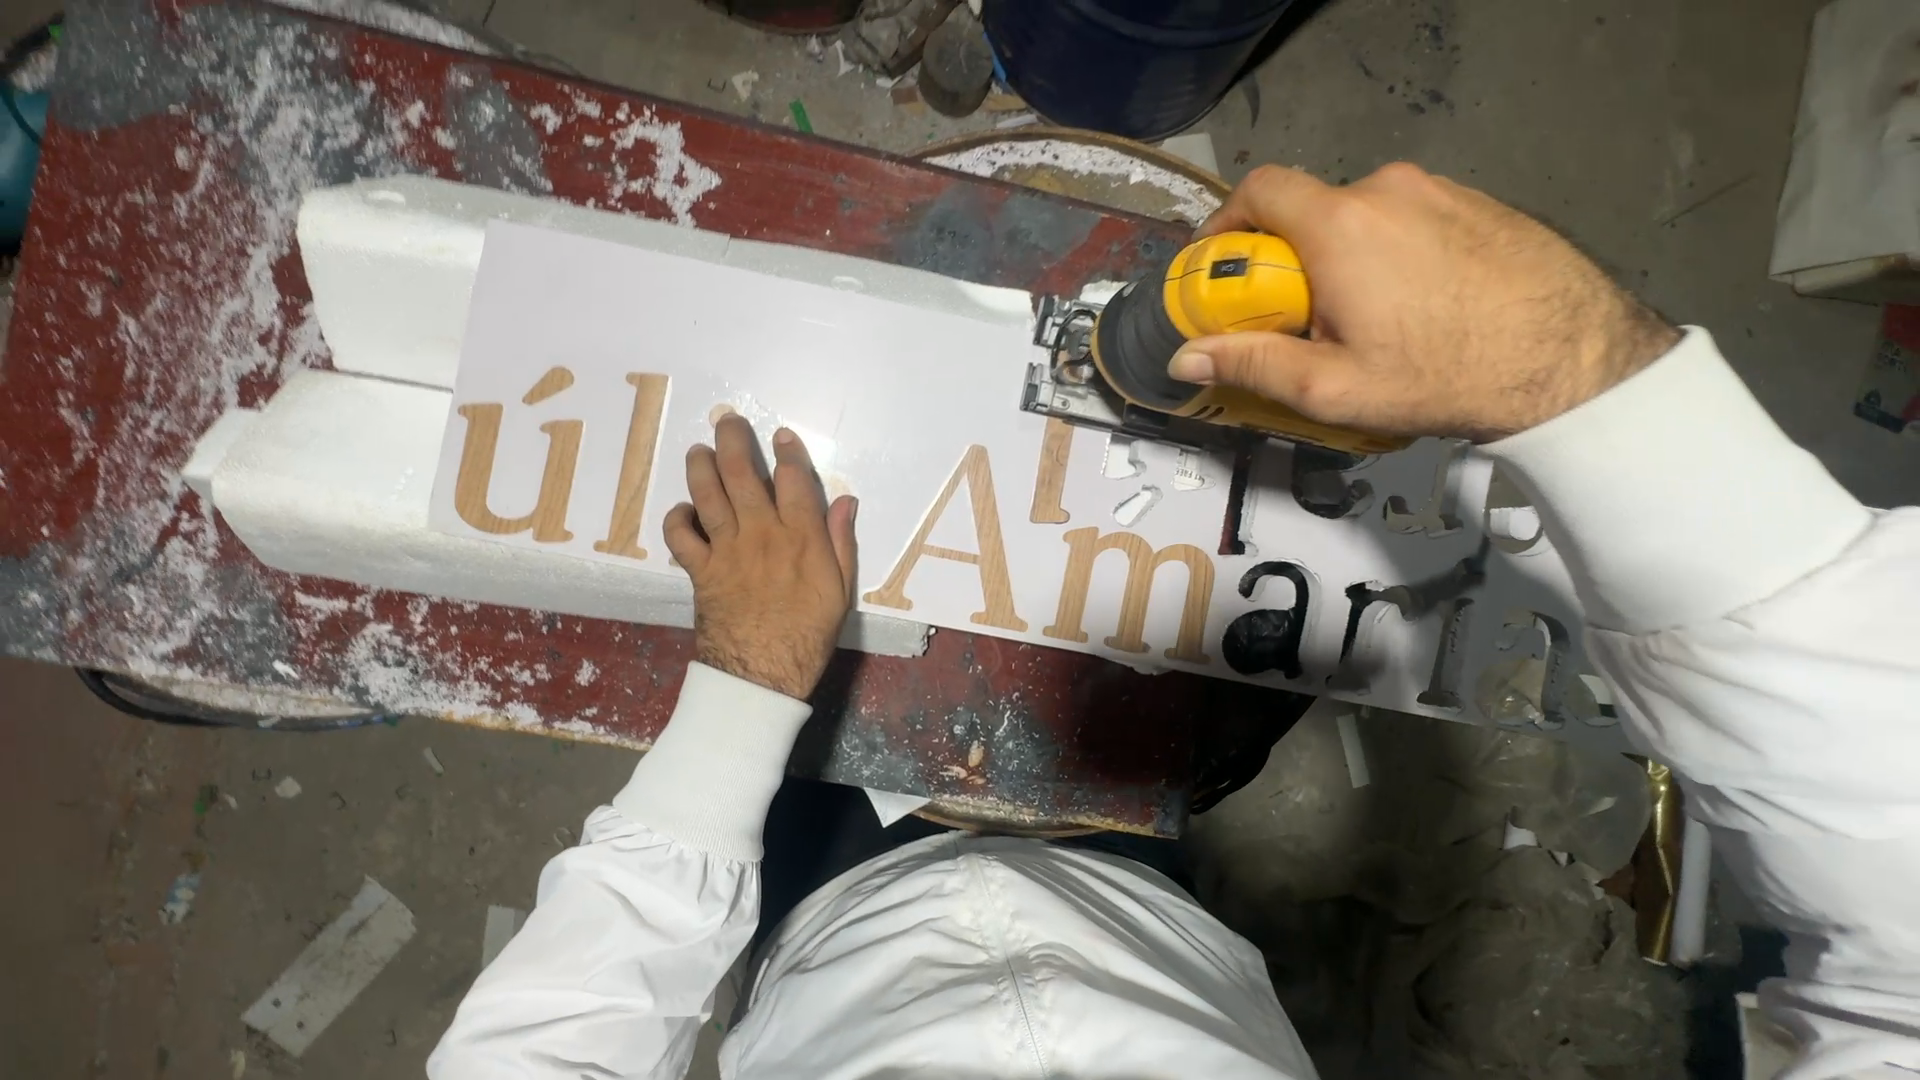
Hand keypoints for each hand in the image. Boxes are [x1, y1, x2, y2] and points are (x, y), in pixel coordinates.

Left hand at [663, 413, 856, 699]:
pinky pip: (680, 534)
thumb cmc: (808, 634)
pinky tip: (685, 509)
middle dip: (733, 440)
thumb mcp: (840, 590)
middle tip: (727, 420)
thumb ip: (840, 543)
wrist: (762, 674)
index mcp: (801, 537)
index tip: (782, 434)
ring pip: (708, 493)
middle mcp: (761, 533)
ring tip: (699, 449)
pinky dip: (678, 517)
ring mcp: (726, 549)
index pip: (794, 480)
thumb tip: (845, 502)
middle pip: (742, 473)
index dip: (788, 452)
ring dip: (701, 465)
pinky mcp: (700, 569)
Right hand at [1169, 163, 1680, 441]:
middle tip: (1289, 316)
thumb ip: (1249, 364)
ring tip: (1355, 316)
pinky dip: (1383, 251)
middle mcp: (1386, 190)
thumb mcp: (1329, 386)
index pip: (1259, 190)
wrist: (1575, 361)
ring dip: (1336, 256)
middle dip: (1283, 258)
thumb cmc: (1439, 374)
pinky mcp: (1476, 202)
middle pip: (1307, 209)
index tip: (1217, 264)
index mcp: (1340, 226)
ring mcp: (1438, 190)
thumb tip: (1183, 359)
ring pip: (1357, 215)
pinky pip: (1405, 218)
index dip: (1225, 222)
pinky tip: (1407, 302)